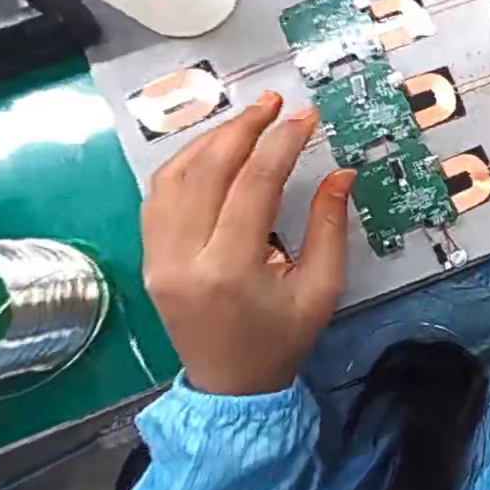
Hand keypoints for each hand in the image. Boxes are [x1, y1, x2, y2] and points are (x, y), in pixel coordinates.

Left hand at [141, 92, 354, 395]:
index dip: (282, 143)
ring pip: (173, 176)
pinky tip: (213, 151)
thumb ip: (329, 227)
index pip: (254, 185)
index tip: (305, 117)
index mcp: (231, 270)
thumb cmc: (283, 341)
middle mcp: (183, 257)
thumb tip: (339, 173)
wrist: (231, 386)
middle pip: (206, 170)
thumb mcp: (321, 289)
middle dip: (243, 127)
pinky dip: (186, 164)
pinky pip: (159, 195)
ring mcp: (158, 257)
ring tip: (246, 120)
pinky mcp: (150, 257)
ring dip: (210, 139)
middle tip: (274, 103)